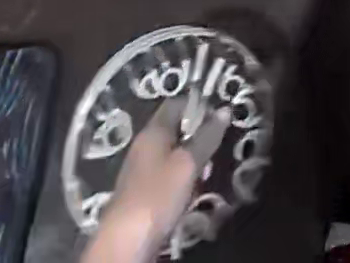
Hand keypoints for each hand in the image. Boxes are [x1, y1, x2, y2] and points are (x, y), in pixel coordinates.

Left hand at [83, 96, 231, 262]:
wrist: (124, 246)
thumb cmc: (158, 195)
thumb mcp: (189, 163)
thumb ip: (207, 136)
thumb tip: (225, 109)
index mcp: (153, 130)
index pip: (177, 103)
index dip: (199, 105)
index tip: (219, 117)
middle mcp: (145, 145)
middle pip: (177, 129)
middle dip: (199, 138)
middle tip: (214, 152)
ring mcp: (141, 170)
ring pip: (174, 154)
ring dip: (192, 162)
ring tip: (204, 177)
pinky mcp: (142, 193)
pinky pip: (167, 176)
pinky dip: (182, 180)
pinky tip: (190, 195)